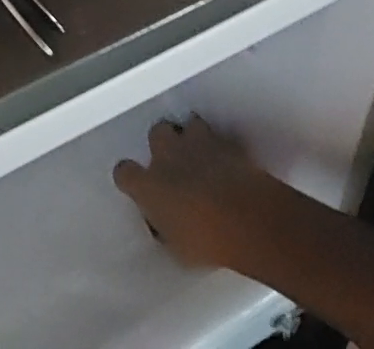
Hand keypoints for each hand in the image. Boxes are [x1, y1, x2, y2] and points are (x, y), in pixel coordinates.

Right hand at [113, 116, 286, 270]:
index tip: (138, 186)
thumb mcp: (178, 250)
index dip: (130, 177)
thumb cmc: (208, 241)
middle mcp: (168, 156)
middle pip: (156, 132)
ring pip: (189, 124)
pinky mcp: (227, 142)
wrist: (248, 219)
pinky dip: (220, 145)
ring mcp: (198, 144)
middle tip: (174, 162)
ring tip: (202, 154)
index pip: (124, 171)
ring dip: (193, 137)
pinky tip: (227, 160)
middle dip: (163, 142)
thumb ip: (166, 230)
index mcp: (148, 185)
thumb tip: (166, 226)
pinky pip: (219, 136)